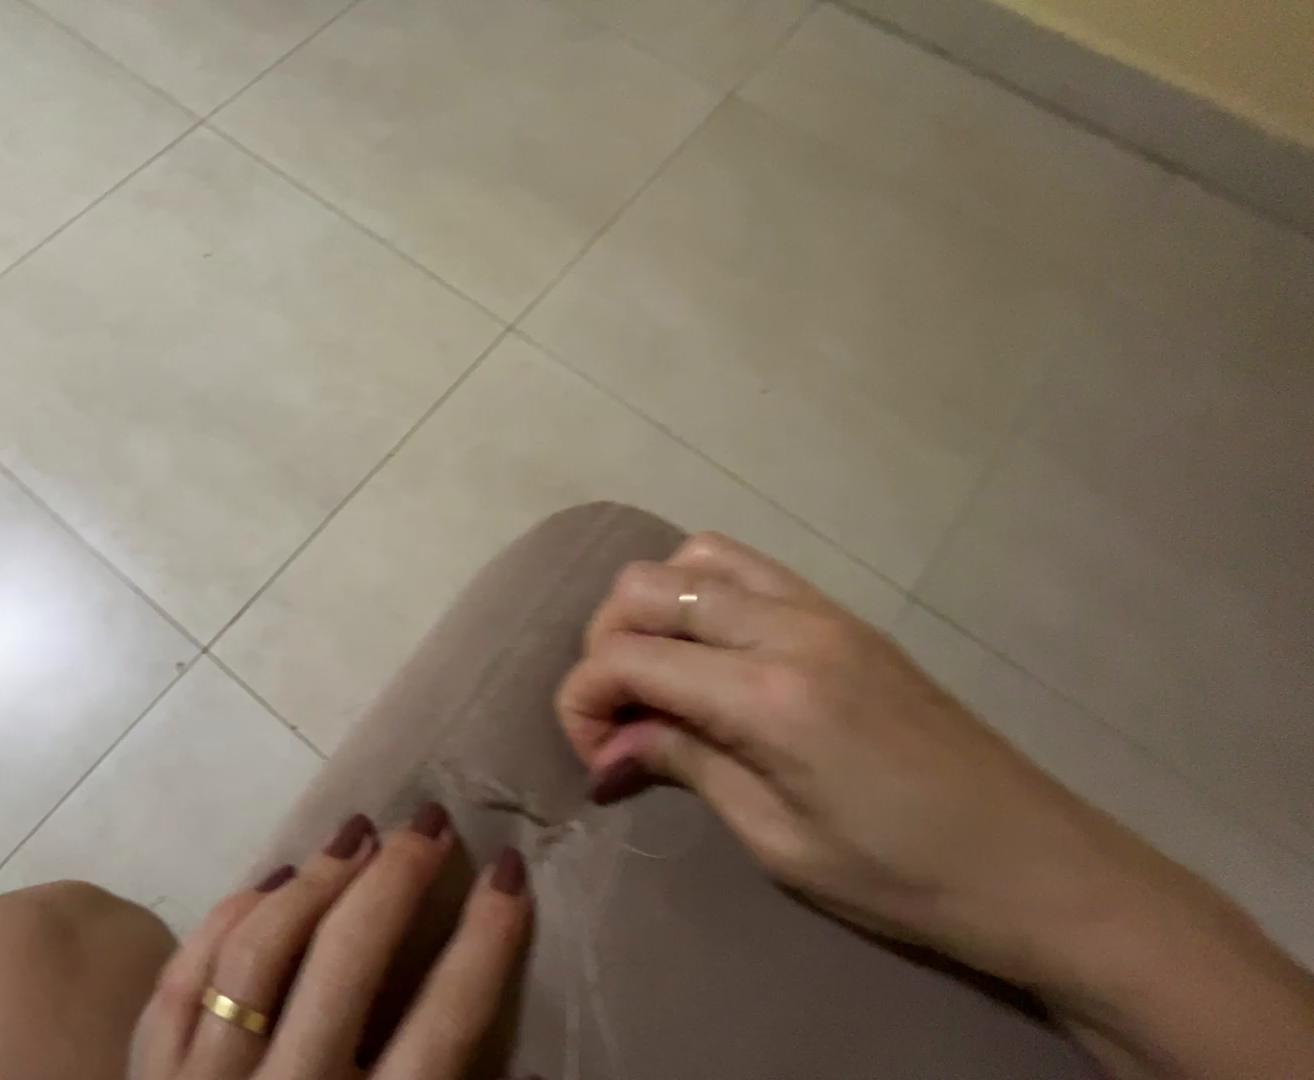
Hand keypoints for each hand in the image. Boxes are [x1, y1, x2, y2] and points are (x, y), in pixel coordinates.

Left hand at [132, 807, 529, 1079]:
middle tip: (431, 824)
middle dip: (397, 881)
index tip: (511, 873)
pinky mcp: (147, 1075)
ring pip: (261, 952)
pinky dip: (229, 915)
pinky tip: (272, 877)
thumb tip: (535, 1069)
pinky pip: (185, 974)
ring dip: (316, 879)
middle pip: (347, 964)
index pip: (444, 1025)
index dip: (486, 941)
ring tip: (359, 832)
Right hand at [555, 532, 1313, 1079]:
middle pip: (644, 588)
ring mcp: (821, 611)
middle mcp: (788, 630)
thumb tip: (610, 746)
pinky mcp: (843, 615)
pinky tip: (706, 651)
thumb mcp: (776, 841)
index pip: (627, 658)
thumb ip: (684, 766)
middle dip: (603, 647)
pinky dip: (699, 592)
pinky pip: (745, 567)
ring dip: (650, 610)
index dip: (580, 701)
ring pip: (690, 558)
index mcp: (769, 697)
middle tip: (620, 717)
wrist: (1050, 874)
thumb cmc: (906, 880)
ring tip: (658, 675)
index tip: (592, 755)